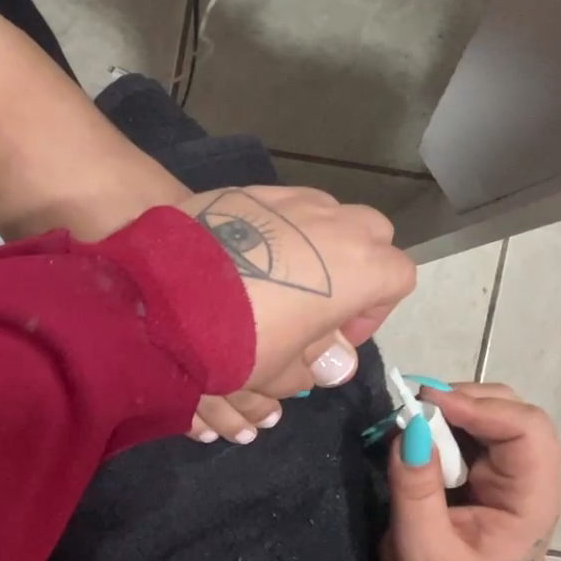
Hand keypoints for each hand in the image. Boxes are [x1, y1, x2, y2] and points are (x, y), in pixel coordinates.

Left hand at [176, 186, 413, 440]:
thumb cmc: (236, 339)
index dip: (373, 313)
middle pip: (369, 238)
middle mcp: (335, 222)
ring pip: (323, 216)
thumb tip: (334, 363)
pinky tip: (239, 264)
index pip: (397, 281)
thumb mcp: (278, 370)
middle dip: (353, 269)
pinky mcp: (245, 191)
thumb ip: (314, 366)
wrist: (162, 290)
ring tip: (275, 286)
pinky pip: (276, 209)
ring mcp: (290, 198)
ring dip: (313, 248)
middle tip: (314, 307)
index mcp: (360, 267)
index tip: (338, 338)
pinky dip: (271, 233)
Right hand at [381, 383, 560, 560]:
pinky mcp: (481, 470)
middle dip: (466, 399)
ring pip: (494, 414)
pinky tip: (414, 427)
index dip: (482, 409)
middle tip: (413, 403)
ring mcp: (506, 472)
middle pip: (516, 414)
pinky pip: (470, 429)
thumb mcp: (420, 545)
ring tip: (409, 415)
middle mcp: (529, 478)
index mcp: (532, 501)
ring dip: (452, 406)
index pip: (527, 433)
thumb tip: (408, 429)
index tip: (426, 403)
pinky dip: (441, 419)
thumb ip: (416, 490)